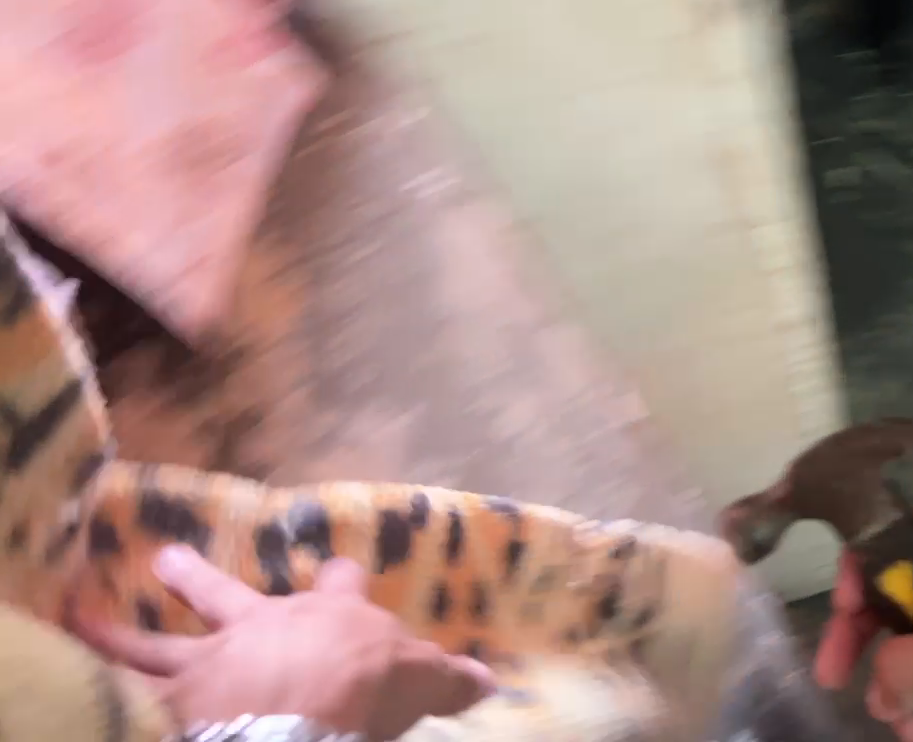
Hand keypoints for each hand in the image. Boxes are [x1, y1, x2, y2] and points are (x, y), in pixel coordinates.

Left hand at [73, 545, 495, 741]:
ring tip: (79, 612)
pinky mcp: (176, 692)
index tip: (341, 572)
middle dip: (200, 576)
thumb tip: (492, 680)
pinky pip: (123, 683)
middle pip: (232, 591)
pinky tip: (58, 674)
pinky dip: (90, 675)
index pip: (341, 582)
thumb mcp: (424, 682)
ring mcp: (219, 654)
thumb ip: (452, 679)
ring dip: (122, 625)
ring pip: (161, 634)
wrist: (308, 718)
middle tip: (169, 557)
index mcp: (335, 614)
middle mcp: (273, 621)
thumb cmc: (370, 687)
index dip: (341, 578)